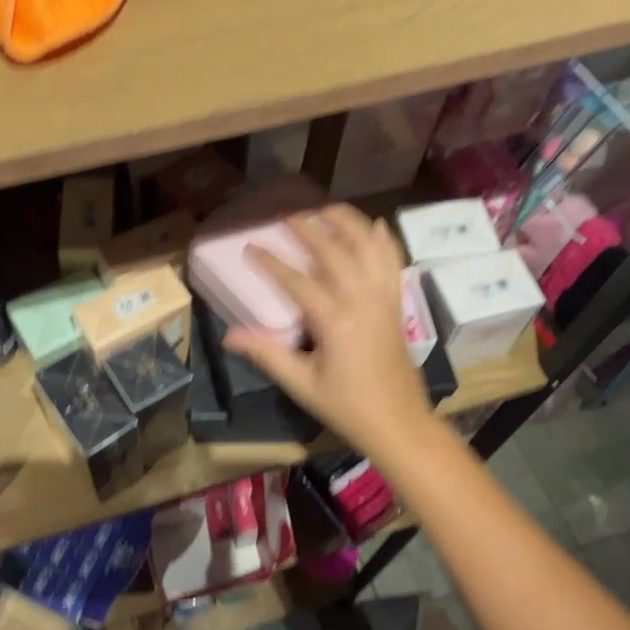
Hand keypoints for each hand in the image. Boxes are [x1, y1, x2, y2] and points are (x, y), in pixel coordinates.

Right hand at [224, 204, 441, 457]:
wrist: (398, 423)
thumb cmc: (347, 407)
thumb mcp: (302, 385)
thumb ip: (268, 355)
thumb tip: (230, 336)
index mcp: (336, 322)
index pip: (298, 281)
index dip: (272, 262)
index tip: (251, 247)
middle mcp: (362, 302)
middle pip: (335, 252)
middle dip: (309, 229)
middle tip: (286, 214)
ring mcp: (384, 300)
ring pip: (368, 248)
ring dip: (348, 223)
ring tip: (326, 207)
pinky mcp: (397, 304)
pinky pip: (392, 263)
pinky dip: (383, 241)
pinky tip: (375, 225)